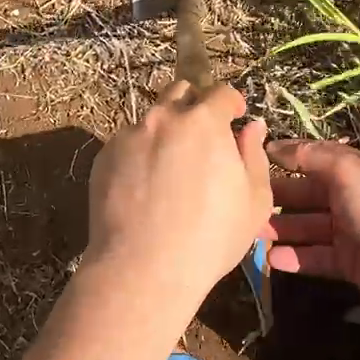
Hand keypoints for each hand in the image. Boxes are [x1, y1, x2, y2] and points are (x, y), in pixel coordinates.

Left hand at [85, 81, 271, 303]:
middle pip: (181, 91)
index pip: (221, 92)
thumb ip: (254, 155)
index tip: (234, 116)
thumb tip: (253, 126)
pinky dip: (140, 154)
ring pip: (152, 118)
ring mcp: (130, 134)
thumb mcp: (253, 202)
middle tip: (201, 135)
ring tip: (170, 168)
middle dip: (194, 104)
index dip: (231, 102)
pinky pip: (128, 143)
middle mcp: (164, 117)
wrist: (143, 268)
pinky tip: (144, 187)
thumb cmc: (209, 238)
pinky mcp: (105, 155)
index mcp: (204, 121)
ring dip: (166, 131)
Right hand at [264, 139, 359, 310]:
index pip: (311, 158)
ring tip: (252, 234)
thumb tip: (274, 144)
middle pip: (305, 194)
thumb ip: (310, 156)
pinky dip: (295, 259)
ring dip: (281, 229)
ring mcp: (348, 231)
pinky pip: (315, 258)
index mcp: (352, 169)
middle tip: (245, 203)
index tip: (252, 159)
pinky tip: (272, 260)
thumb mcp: (348, 171)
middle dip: (277, 198)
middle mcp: (348, 197)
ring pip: (307, 227)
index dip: (284, 157)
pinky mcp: (348, 263)